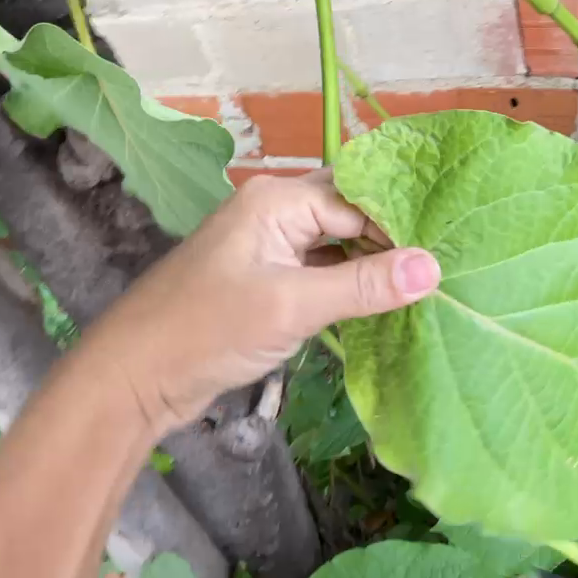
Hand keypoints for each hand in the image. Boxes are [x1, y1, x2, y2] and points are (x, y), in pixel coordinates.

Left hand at [77, 171, 440, 433]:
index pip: (358, 200)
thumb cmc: (208, 329)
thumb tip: (434, 267)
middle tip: (443, 262)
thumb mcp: (292, 306)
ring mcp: (270, 245)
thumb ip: (364, 285)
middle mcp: (276, 211)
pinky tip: (383, 300)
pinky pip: (321, 268)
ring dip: (371, 262)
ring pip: (336, 242)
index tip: (445, 253)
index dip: (400, 226)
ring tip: (424, 281)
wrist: (132, 377)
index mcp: (278, 200)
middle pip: (348, 212)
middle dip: (390, 238)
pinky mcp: (267, 278)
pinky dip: (349, 282)